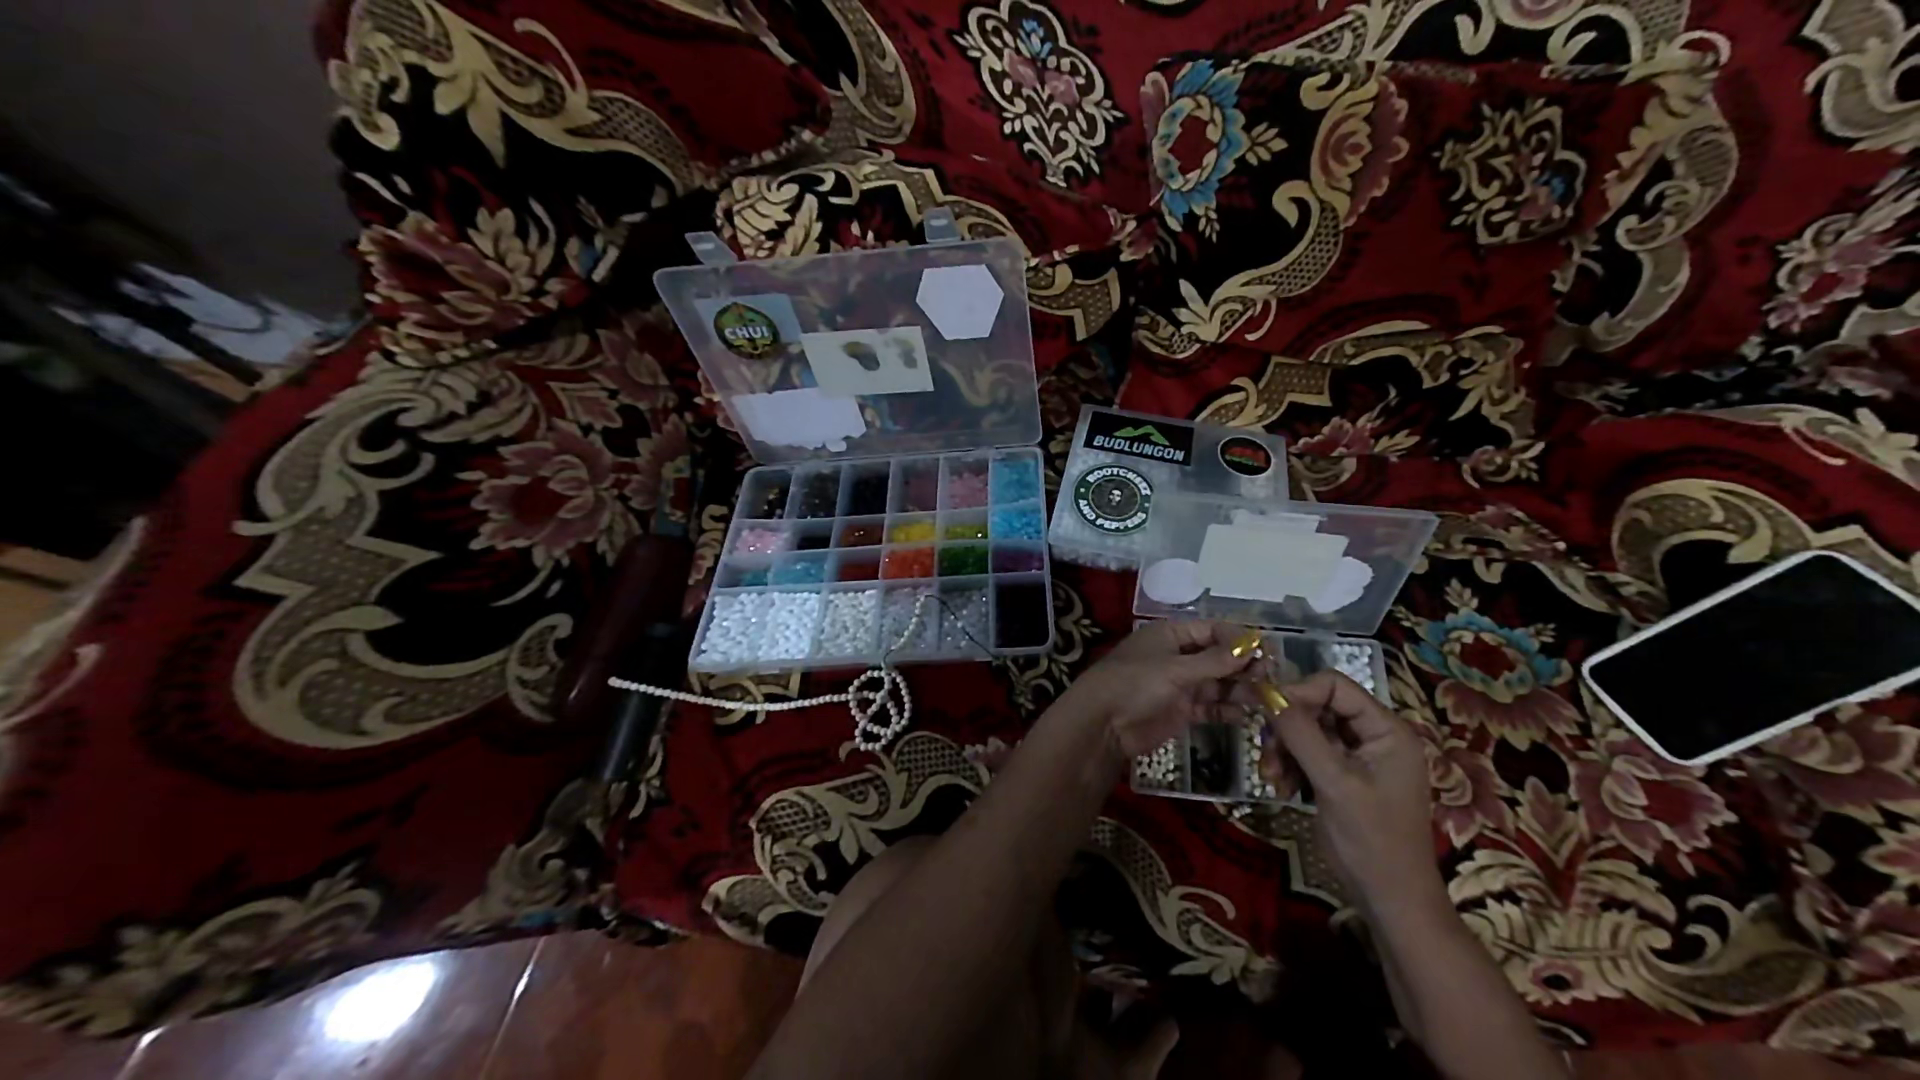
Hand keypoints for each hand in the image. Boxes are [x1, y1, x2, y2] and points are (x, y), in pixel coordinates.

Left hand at [1064, 620, 1252, 759]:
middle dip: (1243, 665)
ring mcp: (1179, 684)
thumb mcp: (1175, 669)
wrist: (1102, 725)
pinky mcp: (1180, 710)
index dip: (1239, 639)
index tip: (1266, 650)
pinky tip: (1245, 714)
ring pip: (1217, 682)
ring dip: (1240, 688)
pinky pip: (1210, 706)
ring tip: (1265, 696)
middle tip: (1271, 677)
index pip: (1212, 630)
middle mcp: (1177, 656)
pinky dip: (1227, 709)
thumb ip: (1214, 661)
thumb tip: (1251, 648)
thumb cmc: (1134, 684)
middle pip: (1218, 656)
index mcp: (1170, 635)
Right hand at [1261, 672, 1441, 915]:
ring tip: (1271, 777)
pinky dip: (1290, 766)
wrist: (1389, 898)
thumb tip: (1268, 694)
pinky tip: (1281, 787)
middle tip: (1265, 753)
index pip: (1335, 686)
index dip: (1298, 693)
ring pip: (1308, 730)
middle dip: (1287, 727)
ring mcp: (1359, 757)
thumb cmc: (1371, 838)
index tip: (1266, 712)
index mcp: (1387, 730)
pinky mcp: (1343, 775)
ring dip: (1284, 749)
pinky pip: (1308, 754)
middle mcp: (1374, 736)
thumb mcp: (1334, 782)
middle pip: (1318, 707)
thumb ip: (1302, 735)